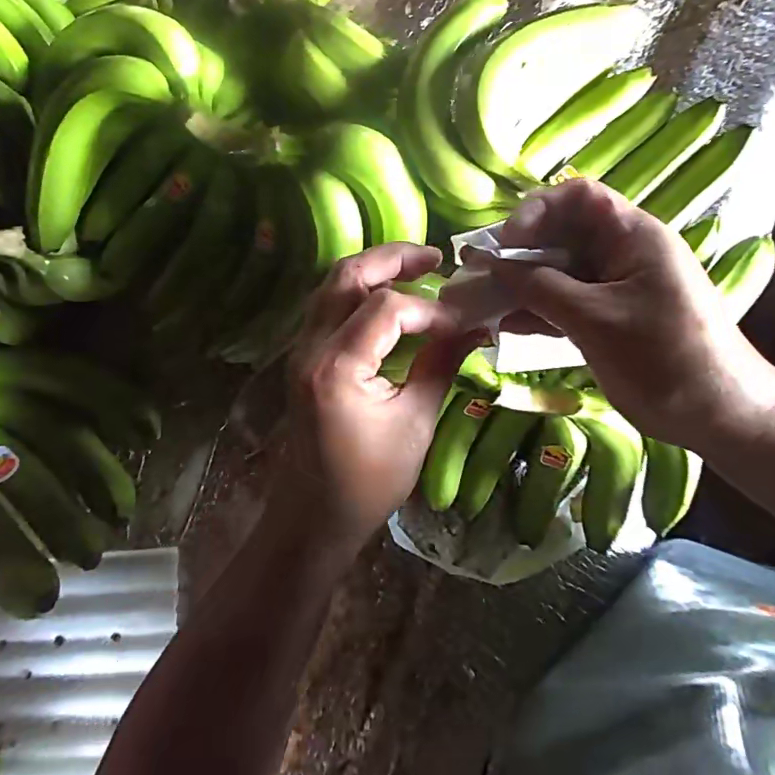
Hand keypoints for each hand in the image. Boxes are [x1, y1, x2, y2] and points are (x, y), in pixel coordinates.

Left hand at [279, 242, 478, 547]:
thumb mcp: (415, 423)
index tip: (461, 326)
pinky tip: (391, 297)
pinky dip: (360, 290)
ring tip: (417, 268)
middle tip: (435, 257)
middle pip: (347, 276)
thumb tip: (473, 328)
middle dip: (393, 259)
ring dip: (374, 269)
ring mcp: (301, 350)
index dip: (430, 309)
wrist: (313, 516)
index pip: (386, 308)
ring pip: (332, 284)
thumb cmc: (368, 481)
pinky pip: (328, 304)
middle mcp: (310, 347)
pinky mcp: (304, 357)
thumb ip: (440, 365)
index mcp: (336, 367)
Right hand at [478, 180, 774, 453]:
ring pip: (561, 272)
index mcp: (633, 235)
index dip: (538, 210)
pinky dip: (540, 311)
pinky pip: (569, 302)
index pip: (578, 197)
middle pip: (564, 234)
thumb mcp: (596, 320)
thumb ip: (541, 288)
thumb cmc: (665, 358)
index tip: (506, 244)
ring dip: (524, 285)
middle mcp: (624, 253)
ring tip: (483, 304)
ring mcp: (618, 287)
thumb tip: (491, 264)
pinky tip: (507, 327)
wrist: (721, 416)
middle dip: (521, 252)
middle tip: (480, 277)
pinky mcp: (612, 318)